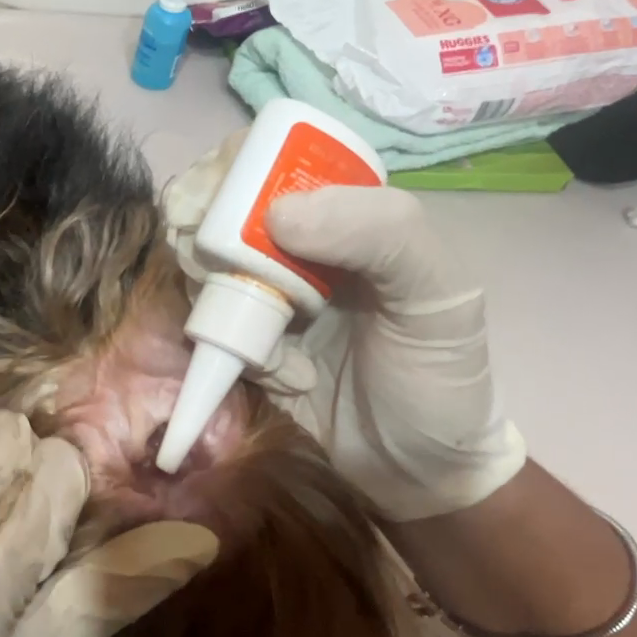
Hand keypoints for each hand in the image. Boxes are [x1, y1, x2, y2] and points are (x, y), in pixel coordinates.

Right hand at [163, 138, 523, 519]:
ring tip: (258, 335)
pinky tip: (276, 374)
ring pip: (197, 262)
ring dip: (211, 292)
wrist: (416, 475)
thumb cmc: (439, 377)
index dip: (229, 169)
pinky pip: (203, 324)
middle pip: (215, 207)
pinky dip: (224, 345)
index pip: (270, 161)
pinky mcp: (238, 340)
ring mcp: (260, 292)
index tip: (211, 201)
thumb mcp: (438, 296)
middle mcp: (292, 244)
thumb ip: (381, 234)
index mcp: (342, 214)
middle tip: (217, 271)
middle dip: (202, 233)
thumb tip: (274, 213)